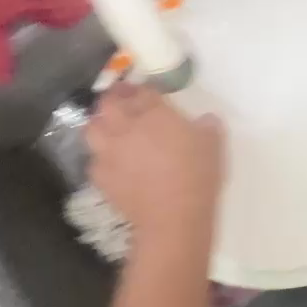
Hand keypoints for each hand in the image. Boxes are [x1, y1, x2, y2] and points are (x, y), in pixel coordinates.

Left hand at [86, 81, 225, 254]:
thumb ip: (208, 126)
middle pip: (109, 102)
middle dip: (114, 98)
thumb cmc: (197, 176)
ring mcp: (110, 151)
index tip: (147, 93)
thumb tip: (205, 120)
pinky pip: (94, 159)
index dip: (143, 89)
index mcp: (155, 113)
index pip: (143, 91)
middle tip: (123, 100)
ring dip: (100, 123)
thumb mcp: (213, 145)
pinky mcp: (101, 176)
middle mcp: (127, 127)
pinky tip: (111, 161)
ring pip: (92, 128)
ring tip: (110, 127)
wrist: (173, 217)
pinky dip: (100, 156)